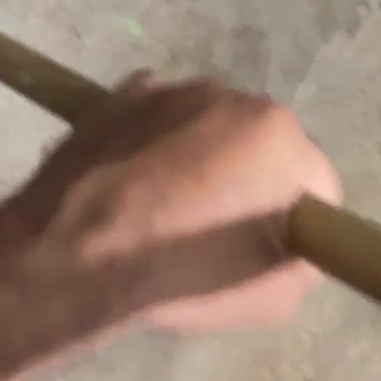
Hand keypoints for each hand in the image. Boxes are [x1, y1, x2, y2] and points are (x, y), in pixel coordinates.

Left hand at [12, 71, 341, 332]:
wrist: (70, 249)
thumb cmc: (180, 270)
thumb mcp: (278, 289)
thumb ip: (300, 247)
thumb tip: (283, 232)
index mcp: (274, 132)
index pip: (309, 181)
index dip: (295, 220)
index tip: (265, 245)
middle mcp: (218, 94)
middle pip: (252, 144)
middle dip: (243, 175)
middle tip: (212, 221)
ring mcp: (155, 90)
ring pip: (199, 126)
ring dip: (194, 152)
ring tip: (164, 199)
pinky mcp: (105, 96)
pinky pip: (148, 118)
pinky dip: (147, 138)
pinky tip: (132, 174)